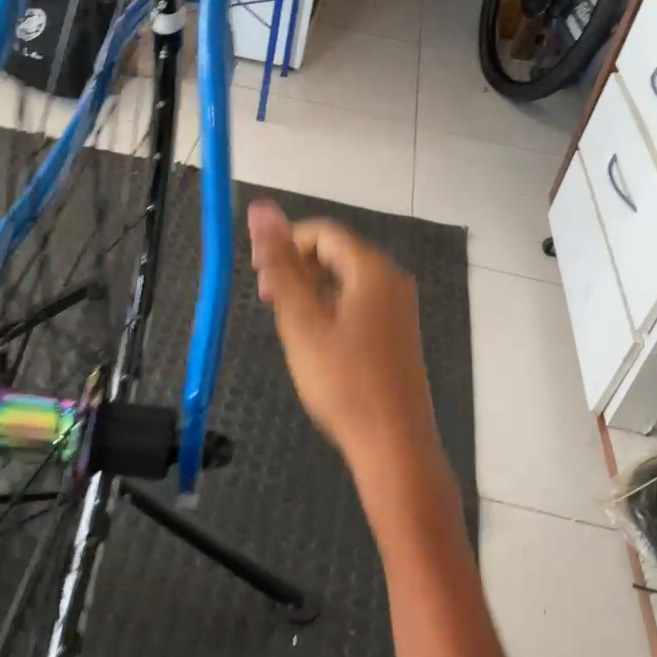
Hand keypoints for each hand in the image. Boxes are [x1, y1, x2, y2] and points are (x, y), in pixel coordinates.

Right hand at [247, 201, 437, 467]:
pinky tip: (315, 343)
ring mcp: (399, 307)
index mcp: (372, 268)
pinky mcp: (397, 333)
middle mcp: (392, 279)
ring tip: (287, 325)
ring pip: (344, 279)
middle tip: (266, 302)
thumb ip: (280, 265)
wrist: (394, 446)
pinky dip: (329, 309)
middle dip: (295, 267)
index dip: (284, 244)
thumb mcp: (301, 322)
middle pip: (335, 252)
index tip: (257, 277)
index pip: (322, 232)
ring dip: (310, 290)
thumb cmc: (343, 382)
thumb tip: (261, 209)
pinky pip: (358, 302)